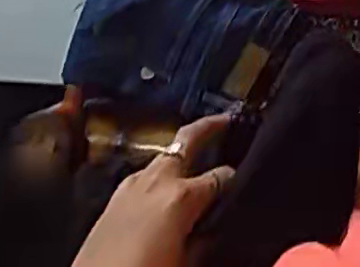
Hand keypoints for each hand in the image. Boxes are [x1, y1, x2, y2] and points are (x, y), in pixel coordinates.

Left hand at [73, 114, 236, 266]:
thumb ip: (203, 240)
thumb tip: (215, 224)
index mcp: (182, 196)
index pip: (222, 176)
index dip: (236, 179)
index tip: (244, 184)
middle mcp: (159, 179)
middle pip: (190, 137)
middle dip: (212, 126)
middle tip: (230, 120)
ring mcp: (134, 184)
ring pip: (167, 154)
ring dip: (184, 151)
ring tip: (199, 158)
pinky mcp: (115, 197)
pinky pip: (147, 174)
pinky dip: (162, 174)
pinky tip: (165, 189)